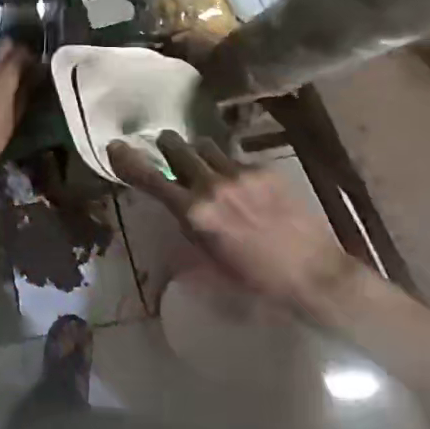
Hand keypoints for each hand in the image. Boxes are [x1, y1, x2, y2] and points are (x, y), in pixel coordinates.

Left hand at [0, 37, 31, 179]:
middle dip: (18, 50)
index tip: (38, 67)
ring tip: (5, 58)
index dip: (33, 58)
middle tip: (23, 64)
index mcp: (6, 73)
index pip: (24, 53)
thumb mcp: (18, 112)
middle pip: (8, 44)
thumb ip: (27, 88)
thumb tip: (37, 74)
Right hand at [108, 131, 357, 306]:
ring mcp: (241, 174)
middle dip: (168, 146)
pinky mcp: (264, 171)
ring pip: (206, 146)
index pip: (151, 179)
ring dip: (199, 154)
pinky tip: (244, 187)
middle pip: (177, 147)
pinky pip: (236, 158)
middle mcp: (213, 186)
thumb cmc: (257, 282)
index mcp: (195, 214)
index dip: (128, 161)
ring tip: (207, 166)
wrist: (314, 275)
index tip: (116, 146)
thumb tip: (180, 211)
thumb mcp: (211, 261)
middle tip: (168, 149)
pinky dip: (231, 167)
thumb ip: (190, 228)